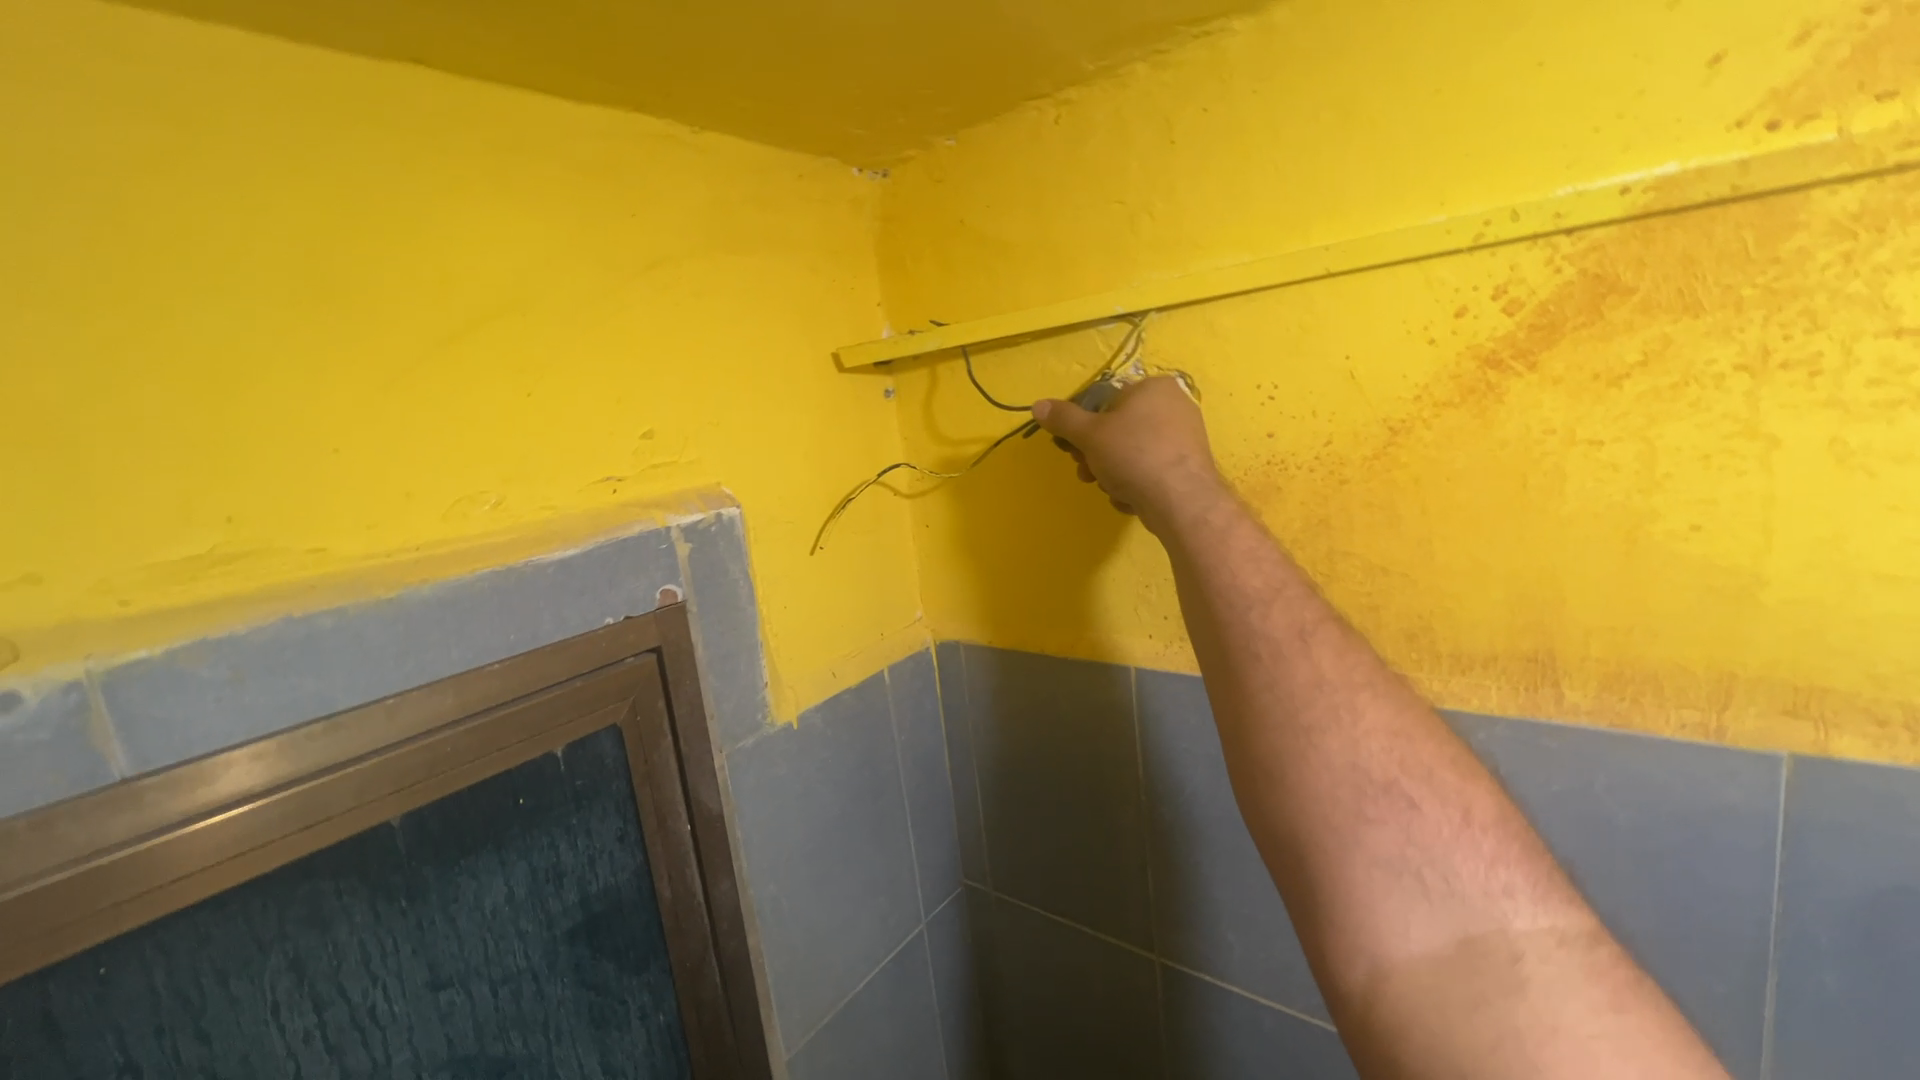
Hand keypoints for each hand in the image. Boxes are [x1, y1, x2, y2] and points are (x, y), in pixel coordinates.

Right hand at [1030, 376, 1229, 532]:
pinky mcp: (1188, 467)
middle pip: (1118, 429)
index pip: (1105, 401)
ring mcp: (1185, 438)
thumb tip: (1038, 405)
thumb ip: (1063, 419)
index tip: (1070, 448)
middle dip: (1096, 455)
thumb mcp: (1089, 434)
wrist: (1181, 500)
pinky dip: (1136, 484)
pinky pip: (1150, 471)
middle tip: (1086, 472)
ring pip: (1131, 453)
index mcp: (1153, 387)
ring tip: (1109, 488)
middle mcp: (1175, 405)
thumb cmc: (1133, 455)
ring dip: (1112, 473)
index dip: (1082, 426)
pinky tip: (1131, 497)